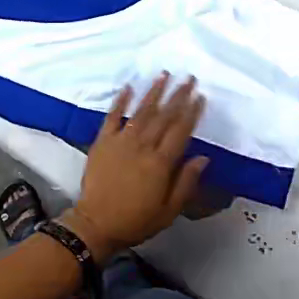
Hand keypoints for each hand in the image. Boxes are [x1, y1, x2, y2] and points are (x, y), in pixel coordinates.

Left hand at [64, 74, 209, 261]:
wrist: (96, 223)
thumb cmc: (136, 220)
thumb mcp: (169, 210)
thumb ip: (186, 182)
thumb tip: (203, 158)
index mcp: (160, 164)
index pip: (180, 131)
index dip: (191, 112)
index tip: (200, 96)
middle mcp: (142, 147)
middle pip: (163, 116)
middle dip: (177, 96)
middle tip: (188, 78)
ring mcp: (120, 142)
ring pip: (140, 111)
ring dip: (153, 92)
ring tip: (164, 75)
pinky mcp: (102, 142)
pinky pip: (112, 117)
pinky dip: (120, 101)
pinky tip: (128, 87)